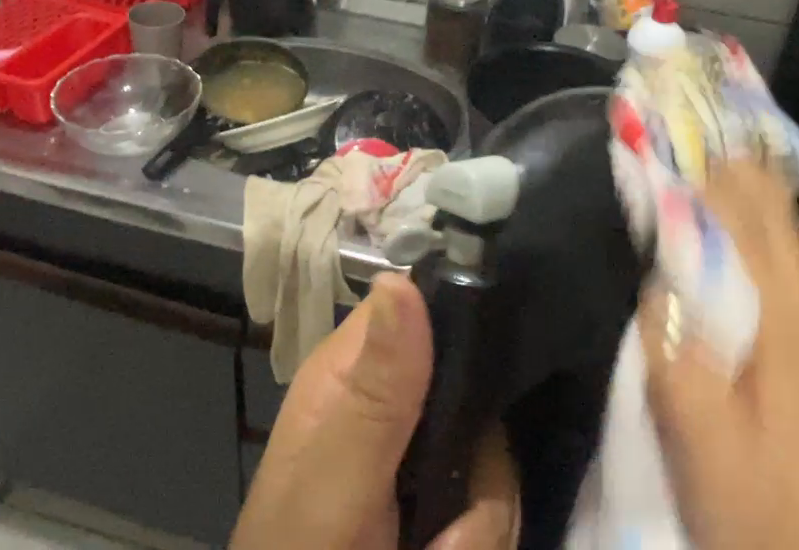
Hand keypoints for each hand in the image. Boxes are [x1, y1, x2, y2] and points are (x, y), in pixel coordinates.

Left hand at [233, 272, 519, 549]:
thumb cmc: (301, 547)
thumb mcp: (335, 476)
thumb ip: (374, 390)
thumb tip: (398, 276)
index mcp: (354, 372)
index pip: (430, 308)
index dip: (467, 331)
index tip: (485, 386)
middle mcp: (393, 404)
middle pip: (481, 395)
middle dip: (481, 465)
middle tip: (451, 518)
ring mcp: (421, 457)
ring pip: (496, 463)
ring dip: (478, 525)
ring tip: (435, 549)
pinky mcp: (443, 505)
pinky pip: (495, 509)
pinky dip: (477, 541)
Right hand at [639, 161, 798, 549]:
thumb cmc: (761, 513)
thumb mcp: (703, 444)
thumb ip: (675, 357)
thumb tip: (658, 286)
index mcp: (786, 333)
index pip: (752, 236)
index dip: (719, 186)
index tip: (687, 141)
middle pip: (782, 238)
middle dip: (748, 184)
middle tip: (712, 138)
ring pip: (789, 259)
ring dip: (758, 210)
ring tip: (727, 174)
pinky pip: (786, 286)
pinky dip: (763, 247)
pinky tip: (746, 251)